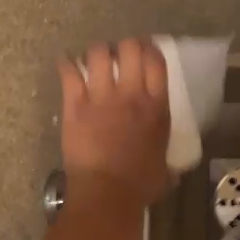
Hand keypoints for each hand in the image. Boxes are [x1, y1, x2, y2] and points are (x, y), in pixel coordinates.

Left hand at [58, 37, 171, 208]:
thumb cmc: (140, 186)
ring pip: (98, 54)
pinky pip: (69, 73)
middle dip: (124, 46)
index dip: (150, 50)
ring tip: (95, 61)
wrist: (106, 193)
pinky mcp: (75, 105)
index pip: (156, 61)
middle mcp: (130, 95)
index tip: (145, 52)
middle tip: (120, 55)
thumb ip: (167, 159)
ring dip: (97, 53)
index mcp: (157, 107)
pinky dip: (67, 65)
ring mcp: (101, 97)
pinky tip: (67, 65)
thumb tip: (172, 170)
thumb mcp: (166, 170)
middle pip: (129, 48)